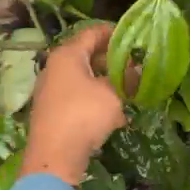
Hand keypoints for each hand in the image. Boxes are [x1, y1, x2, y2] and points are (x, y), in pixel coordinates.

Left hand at [20, 24, 125, 186]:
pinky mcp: (53, 112)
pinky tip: (112, 118)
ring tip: (126, 95)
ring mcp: (51, 91)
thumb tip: (138, 71)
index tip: (132, 40)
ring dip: (105, 86)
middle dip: (111, 63)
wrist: (54, 156)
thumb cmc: (83, 116)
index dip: (114, 33)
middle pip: (87, 57)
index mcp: (68, 54)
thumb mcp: (112, 96)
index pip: (93, 33)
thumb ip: (126, 81)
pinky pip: (78, 100)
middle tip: (133, 69)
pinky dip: (95, 103)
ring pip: (83, 81)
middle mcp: (55, 67)